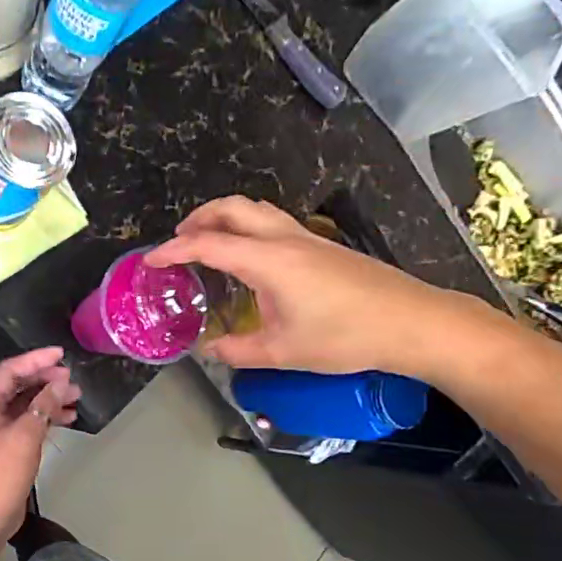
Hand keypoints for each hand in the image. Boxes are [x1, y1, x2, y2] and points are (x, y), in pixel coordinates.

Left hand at [0, 347, 79, 551]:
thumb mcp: (24, 439)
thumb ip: (43, 407)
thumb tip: (60, 383)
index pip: (10, 371)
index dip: (37, 360)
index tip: (63, 354)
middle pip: (17, 386)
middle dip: (46, 381)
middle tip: (73, 381)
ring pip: (23, 405)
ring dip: (48, 400)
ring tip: (76, 400)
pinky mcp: (2, 449)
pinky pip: (24, 423)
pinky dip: (44, 419)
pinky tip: (65, 419)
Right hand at [146, 196, 478, 375]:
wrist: (410, 322)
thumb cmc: (345, 337)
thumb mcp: (283, 352)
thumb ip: (238, 351)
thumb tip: (210, 350)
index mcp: (268, 261)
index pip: (209, 244)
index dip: (174, 250)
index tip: (151, 261)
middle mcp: (285, 238)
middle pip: (233, 208)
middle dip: (198, 218)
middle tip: (177, 240)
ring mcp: (307, 237)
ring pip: (256, 209)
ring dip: (225, 217)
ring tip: (208, 241)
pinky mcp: (322, 245)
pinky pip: (273, 220)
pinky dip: (247, 225)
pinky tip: (249, 256)